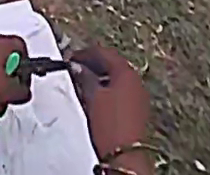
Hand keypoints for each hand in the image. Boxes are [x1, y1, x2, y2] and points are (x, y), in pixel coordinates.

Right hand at [69, 47, 149, 161]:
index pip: (104, 53)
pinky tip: (97, 97)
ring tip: (84, 82)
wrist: (124, 155)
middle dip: (93, 64)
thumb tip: (77, 67)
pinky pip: (120, 90)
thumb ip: (84, 77)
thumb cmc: (109, 124)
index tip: (71, 57)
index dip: (85, 53)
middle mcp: (134, 79)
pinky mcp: (137, 109)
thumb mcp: (93, 97)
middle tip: (77, 67)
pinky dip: (108, 89)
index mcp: (125, 71)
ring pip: (116, 78)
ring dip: (100, 77)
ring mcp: (138, 94)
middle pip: (112, 64)